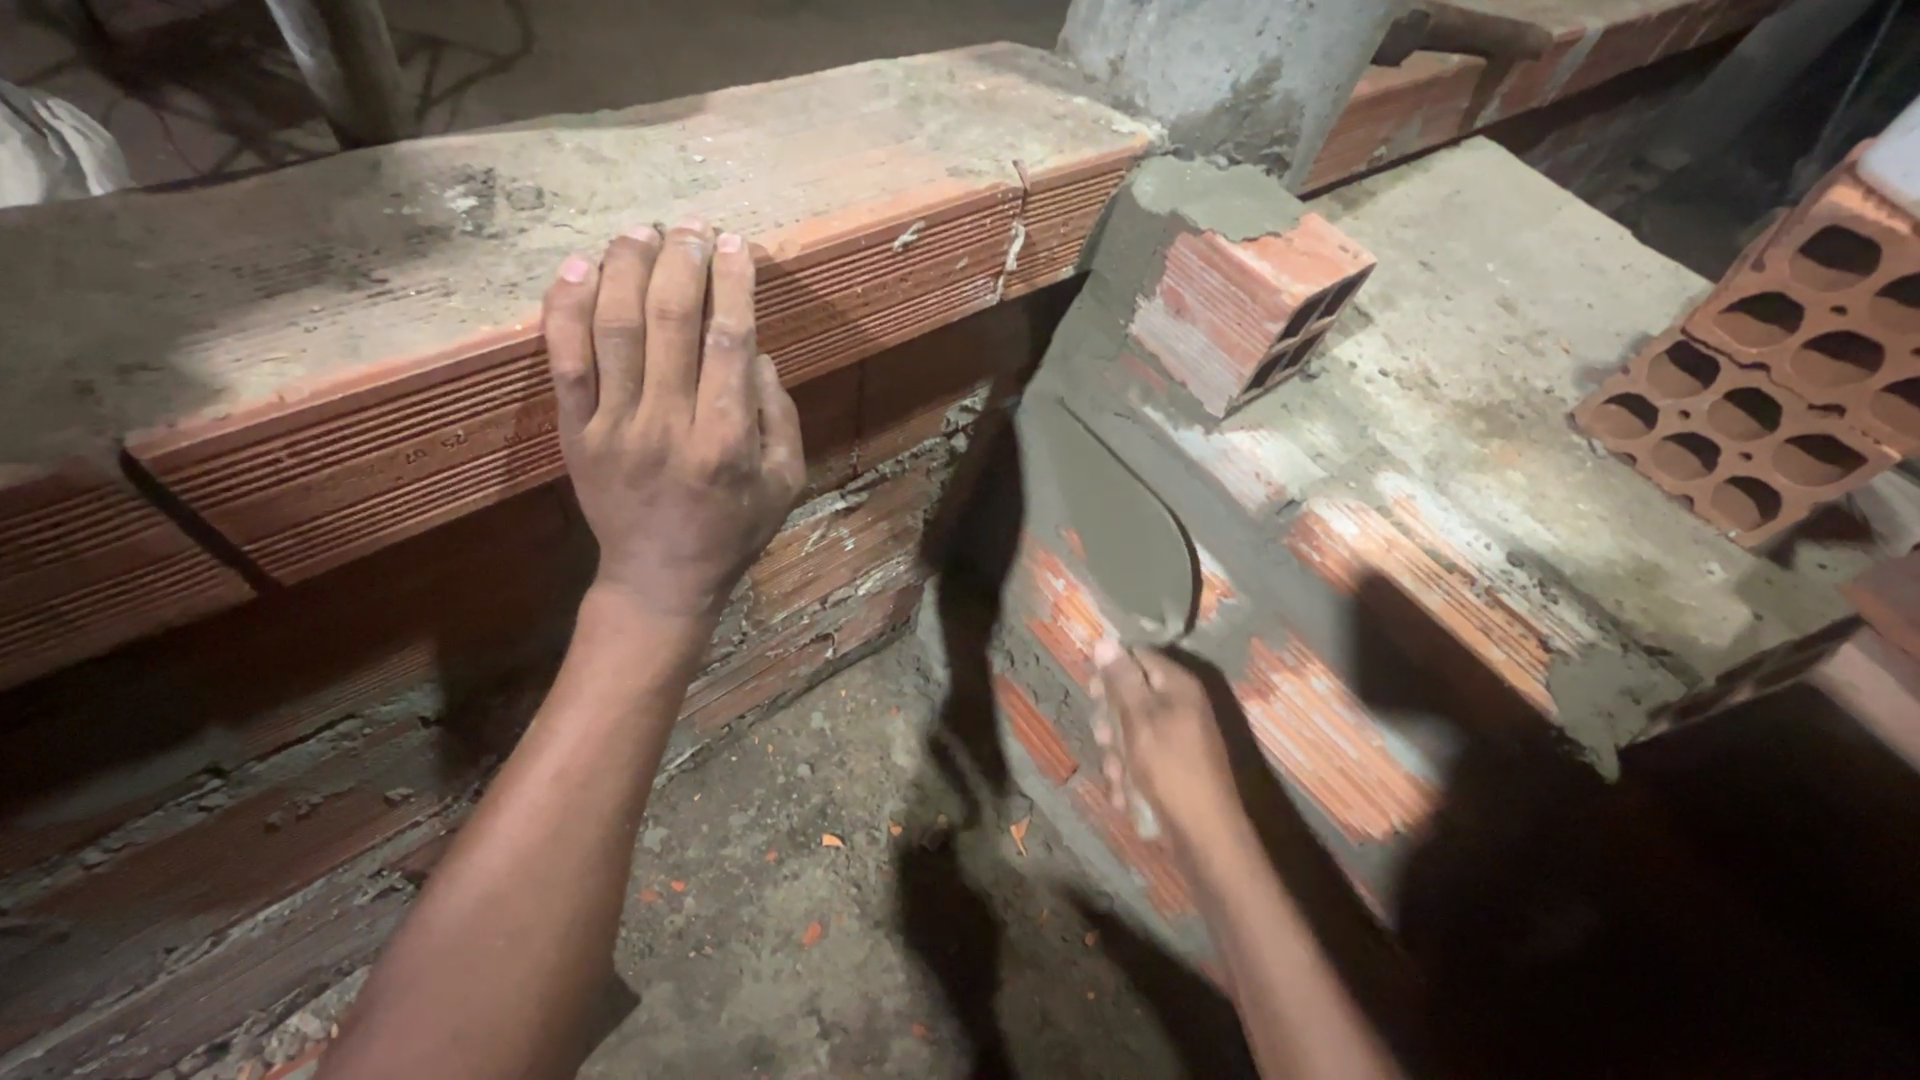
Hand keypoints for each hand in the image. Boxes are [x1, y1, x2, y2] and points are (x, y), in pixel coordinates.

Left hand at [542, 221, 804, 620]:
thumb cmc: (732, 531)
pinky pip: (564, 361)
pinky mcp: (574, 433)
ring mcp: (613, 427)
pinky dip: (567, 309)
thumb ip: (778, 415)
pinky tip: (581, 268)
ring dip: (627, 268)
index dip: (733, 283)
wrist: (660, 578)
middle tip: (691, 228)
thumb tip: (754, 350)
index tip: (735, 244)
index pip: (728, 339)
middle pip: (669, 320)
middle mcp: (667, 424)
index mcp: (725, 439)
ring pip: (613, 328)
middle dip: (682, 261)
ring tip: (641, 232)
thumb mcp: (785, 483)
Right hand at [1093, 641, 1240, 843]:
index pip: (1138, 656)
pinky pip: (1138, 759)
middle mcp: (1180, 706)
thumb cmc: (1170, 768)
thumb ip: (1121, 679)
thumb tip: (1105, 640)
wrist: (1203, 832)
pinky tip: (1127, 794)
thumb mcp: (1140, 718)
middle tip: (1107, 738)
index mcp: (1178, 686)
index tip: (1093, 690)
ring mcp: (1176, 738)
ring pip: (1128, 732)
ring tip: (1121, 776)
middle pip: (1129, 696)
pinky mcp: (1170, 766)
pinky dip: (1129, 775)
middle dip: (1111, 721)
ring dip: (1117, 754)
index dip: (1112, 669)